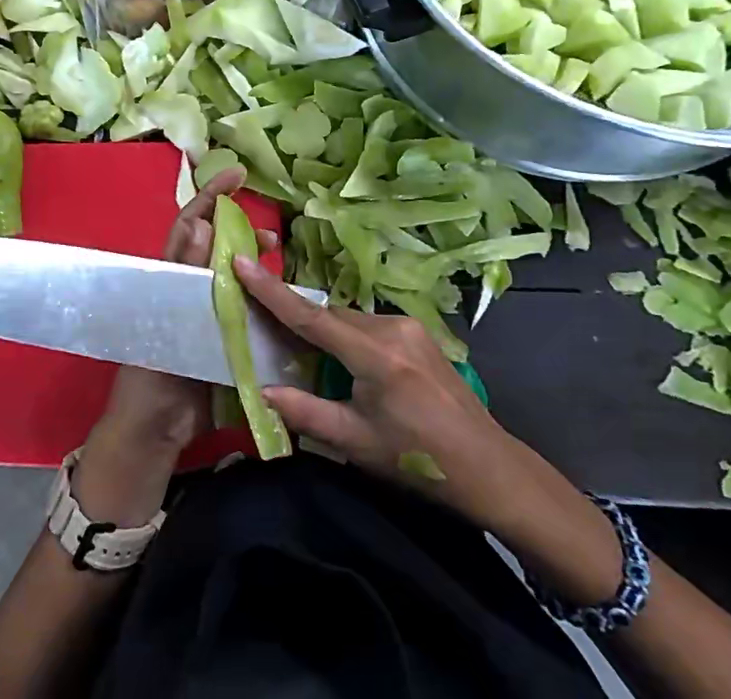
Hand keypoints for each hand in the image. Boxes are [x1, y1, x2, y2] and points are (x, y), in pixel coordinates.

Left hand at [73, 167, 275, 524]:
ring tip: (278, 260)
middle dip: (241, 231)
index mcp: (167, 277)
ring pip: (233, 275)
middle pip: (215, 247)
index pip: (189, 225)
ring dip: (254, 263)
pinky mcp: (221, 337)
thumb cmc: (152, 374)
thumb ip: (184, 275)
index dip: (210, 197)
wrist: (156, 429)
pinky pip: (244, 308)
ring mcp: (204, 313)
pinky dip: (262, 297)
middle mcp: (187, 289)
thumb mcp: (165, 320)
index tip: (237, 175)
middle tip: (271, 235)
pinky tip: (282, 299)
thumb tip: (201, 225)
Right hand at [238, 257, 626, 603]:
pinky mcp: (419, 334)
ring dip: (326, 335)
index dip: (272, 291)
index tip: (242, 263)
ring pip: (349, 321)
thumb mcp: (356, 443)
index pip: (312, 318)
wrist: (489, 466)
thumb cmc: (419, 461)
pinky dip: (348, 340)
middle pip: (330, 316)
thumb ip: (305, 412)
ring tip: (310, 365)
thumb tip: (261, 391)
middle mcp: (393, 329)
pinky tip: (346, 367)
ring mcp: (410, 328)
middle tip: (266, 336)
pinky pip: (368, 327)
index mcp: (376, 356)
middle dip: (298, 323)